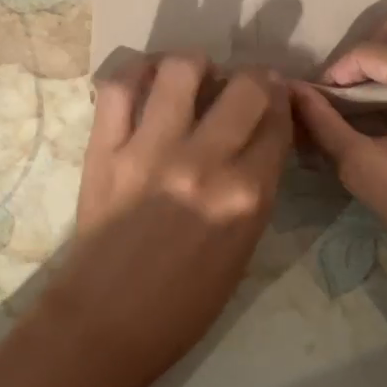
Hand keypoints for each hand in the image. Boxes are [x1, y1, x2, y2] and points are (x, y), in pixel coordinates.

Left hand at [52, 53, 291, 380]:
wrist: (107, 322)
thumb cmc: (184, 301)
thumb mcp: (243, 248)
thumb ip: (256, 186)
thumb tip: (262, 134)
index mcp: (246, 197)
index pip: (278, 122)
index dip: (281, 102)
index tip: (275, 97)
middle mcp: (203, 163)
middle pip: (245, 87)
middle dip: (254, 77)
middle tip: (243, 84)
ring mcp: (150, 150)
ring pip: (181, 69)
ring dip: (196, 64)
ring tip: (194, 75)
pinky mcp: (105, 147)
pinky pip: (118, 86)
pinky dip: (135, 72)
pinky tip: (147, 78)